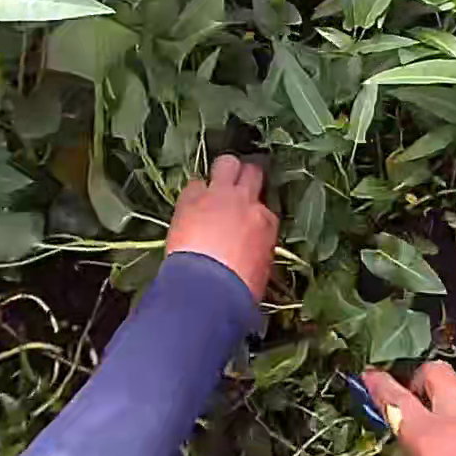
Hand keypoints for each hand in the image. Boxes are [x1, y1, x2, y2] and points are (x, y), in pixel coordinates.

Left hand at [166, 155, 276, 301]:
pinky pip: (194, 183)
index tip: (247, 218)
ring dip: (221, 173)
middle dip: (244, 176)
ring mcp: (218, 195)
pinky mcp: (191, 198)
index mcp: (265, 222)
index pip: (265, 207)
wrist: (206, 291)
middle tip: (236, 187)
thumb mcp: (259, 270)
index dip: (254, 211)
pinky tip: (190, 205)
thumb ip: (256, 249)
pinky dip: (194, 192)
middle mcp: (245, 201)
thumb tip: (249, 252)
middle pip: (251, 171)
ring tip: (214, 186)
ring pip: (226, 163)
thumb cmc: (237, 291)